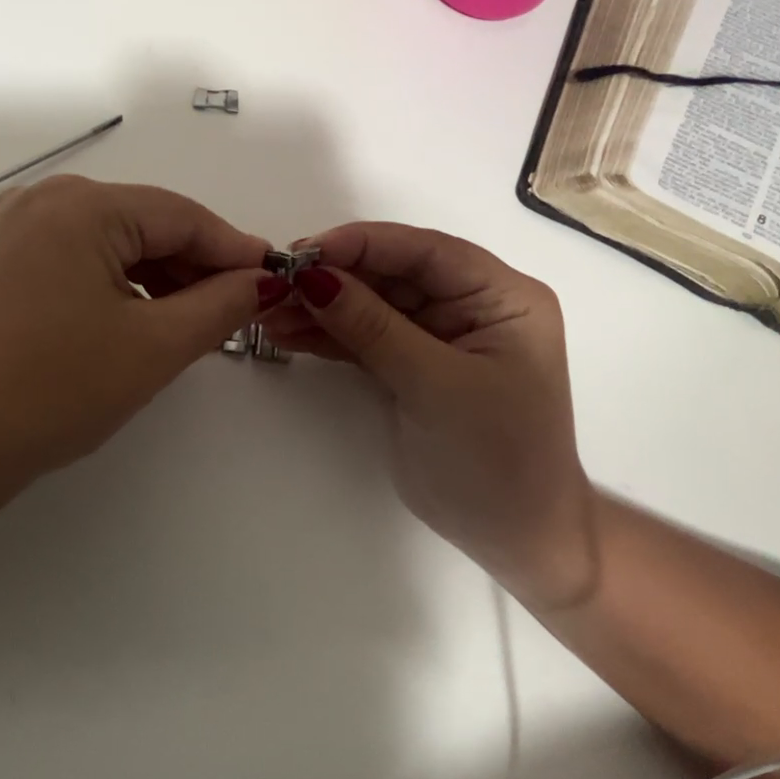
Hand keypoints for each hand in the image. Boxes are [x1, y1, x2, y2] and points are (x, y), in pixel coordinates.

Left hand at [0, 175, 281, 480]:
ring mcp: (13, 229)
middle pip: (143, 223)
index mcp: (79, 205)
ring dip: (157, 277)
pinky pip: (75, 259)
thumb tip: (260, 282)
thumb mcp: (155, 347)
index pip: (180, 216)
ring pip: (109, 242)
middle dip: (194, 266)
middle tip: (238, 308)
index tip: (275, 278)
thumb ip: (220, 305)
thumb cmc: (58, 391)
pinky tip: (140, 317)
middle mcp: (41, 199)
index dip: (233, 250)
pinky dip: (115, 284)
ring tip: (193, 320)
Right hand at [259, 222, 594, 602]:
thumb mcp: (435, 385)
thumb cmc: (494, 456)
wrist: (511, 533)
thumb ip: (374, 328)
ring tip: (268, 311)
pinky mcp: (411, 370)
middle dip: (334, 279)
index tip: (305, 252)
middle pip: (394, 277)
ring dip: (322, 308)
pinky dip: (329, 338)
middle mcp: (472, 308)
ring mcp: (439, 340)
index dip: (365, 245)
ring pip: (373, 308)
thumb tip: (313, 279)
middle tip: (274, 284)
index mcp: (502, 297)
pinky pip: (365, 340)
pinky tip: (288, 333)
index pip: (427, 253)